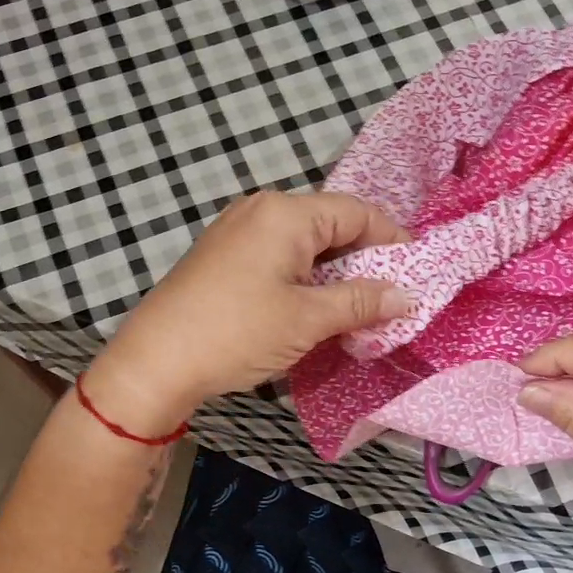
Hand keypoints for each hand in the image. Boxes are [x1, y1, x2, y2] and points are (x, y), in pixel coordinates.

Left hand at [85, 191, 410, 434]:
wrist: (155, 362)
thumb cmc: (236, 333)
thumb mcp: (307, 320)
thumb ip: (361, 302)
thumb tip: (407, 295)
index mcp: (284, 213)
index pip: (356, 212)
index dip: (392, 240)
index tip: (418, 273)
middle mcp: (260, 211)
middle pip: (330, 226)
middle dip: (363, 262)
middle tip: (389, 300)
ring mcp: (236, 232)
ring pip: (304, 246)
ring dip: (333, 276)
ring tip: (356, 313)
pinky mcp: (222, 258)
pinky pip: (277, 258)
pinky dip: (303, 280)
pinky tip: (313, 312)